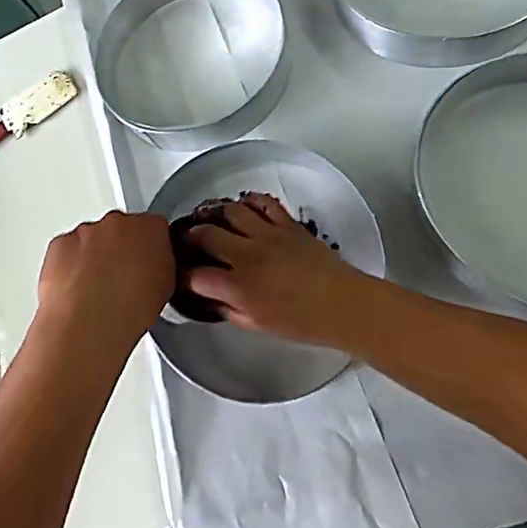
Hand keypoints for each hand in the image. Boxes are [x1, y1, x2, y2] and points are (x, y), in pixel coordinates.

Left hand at [36, 211, 175, 348]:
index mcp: (149, 229)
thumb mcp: (165, 289)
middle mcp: (117, 223)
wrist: (90, 320)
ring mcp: (86, 231)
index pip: (154, 227)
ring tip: (96, 289)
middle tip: (120, 279)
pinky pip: (66, 249)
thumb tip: (151, 273)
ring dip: (92, 256)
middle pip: (120, 228)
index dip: (150, 247)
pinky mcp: (60, 242)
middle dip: (119, 249)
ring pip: (90, 238)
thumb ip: (159, 267)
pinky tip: (76, 287)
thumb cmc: (126, 308)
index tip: (145, 263)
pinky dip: (69, 264)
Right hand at [185, 194, 364, 346]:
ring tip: (210, 219)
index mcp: (239, 287)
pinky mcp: (287, 226)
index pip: (195, 275)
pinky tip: (243, 209)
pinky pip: (263, 203)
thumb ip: (229, 310)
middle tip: (188, 241)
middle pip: (204, 235)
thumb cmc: (304, 322)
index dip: (182, 275)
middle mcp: (248, 257)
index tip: (180, 276)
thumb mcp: (257, 325)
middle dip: (189, 238)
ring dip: (215, 214)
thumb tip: (211, 299)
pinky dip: (249, 202)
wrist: (345, 306)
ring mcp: (268, 237)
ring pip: (230, 212)